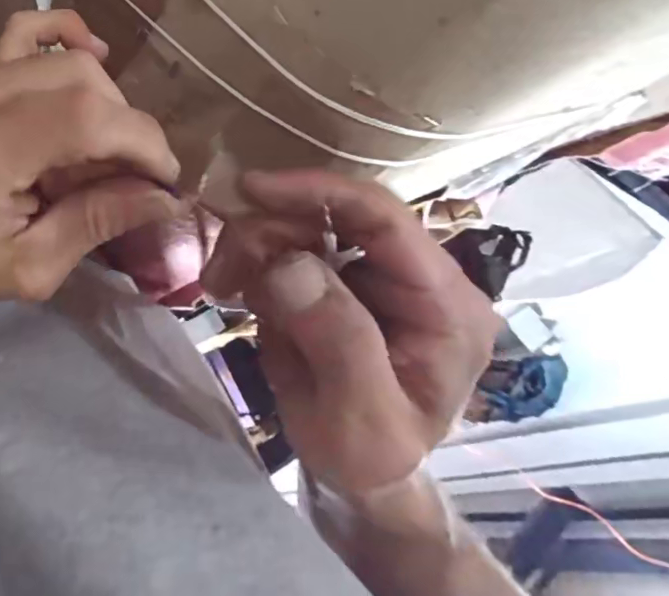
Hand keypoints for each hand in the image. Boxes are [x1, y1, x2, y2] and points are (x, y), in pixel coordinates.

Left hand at [0, 11, 183, 301]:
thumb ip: (96, 222)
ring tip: (107, 148)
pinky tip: (95, 56)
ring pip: (70, 61)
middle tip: (135, 175)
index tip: (163, 178)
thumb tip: (164, 195)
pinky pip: (30, 27)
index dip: (140, 141)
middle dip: (129, 128)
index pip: (83, 117)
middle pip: (84, 83)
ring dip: (108, 101)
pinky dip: (69, 33)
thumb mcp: (31, 268)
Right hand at [202, 170, 499, 505]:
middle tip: (222, 270)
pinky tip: (238, 288)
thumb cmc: (371, 460)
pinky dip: (254, 257)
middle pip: (335, 214)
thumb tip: (290, 262)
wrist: (358, 480)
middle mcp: (416, 275)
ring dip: (254, 245)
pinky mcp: (342, 277)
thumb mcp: (362, 419)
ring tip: (222, 284)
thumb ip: (338, 339)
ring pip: (304, 222)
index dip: (318, 192)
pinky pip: (290, 244)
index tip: (251, 189)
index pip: (385, 218)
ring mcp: (376, 273)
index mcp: (446, 304)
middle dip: (271, 230)